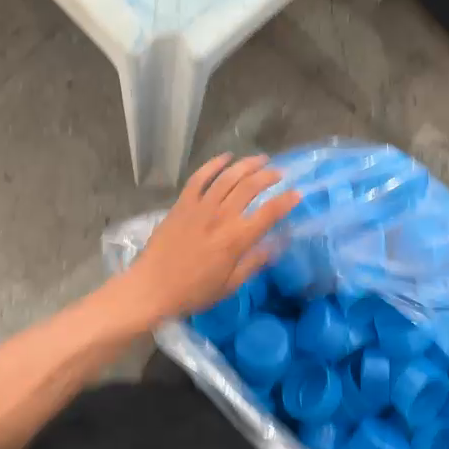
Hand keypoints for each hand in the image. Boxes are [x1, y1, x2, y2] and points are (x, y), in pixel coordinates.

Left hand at [121, 154, 301, 322]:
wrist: (152, 288)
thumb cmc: (193, 292)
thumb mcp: (229, 285)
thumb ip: (254, 262)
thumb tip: (276, 244)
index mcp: (236, 239)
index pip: (268, 213)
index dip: (286, 201)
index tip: (297, 193)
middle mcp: (221, 216)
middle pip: (250, 187)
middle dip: (269, 176)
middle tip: (279, 173)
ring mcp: (200, 206)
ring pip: (228, 177)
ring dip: (247, 164)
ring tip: (261, 159)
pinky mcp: (182, 203)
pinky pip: (200, 177)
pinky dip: (214, 164)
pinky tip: (226, 157)